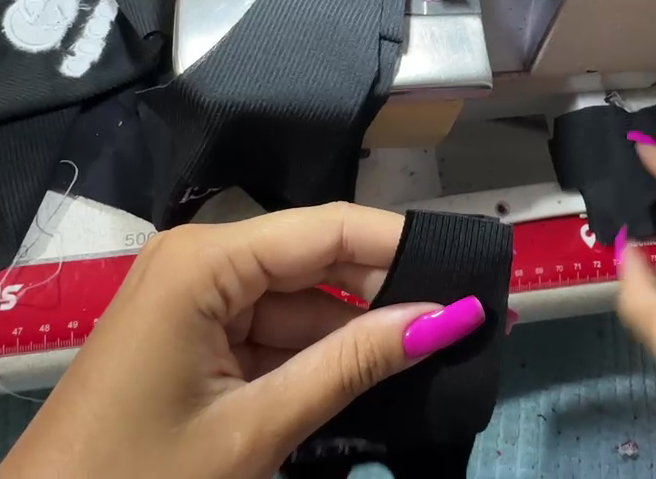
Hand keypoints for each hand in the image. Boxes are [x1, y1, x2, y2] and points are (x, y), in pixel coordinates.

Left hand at [0, 204, 485, 478]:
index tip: (465, 266)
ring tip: (424, 350)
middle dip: (378, 293)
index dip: (398, 244)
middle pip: (312, 259)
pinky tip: (363, 374)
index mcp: (207, 258)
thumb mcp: (256, 428)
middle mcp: (201, 256)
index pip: (327, 228)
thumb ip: (352, 365)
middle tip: (453, 318)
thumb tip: (444, 317)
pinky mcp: (189, 330)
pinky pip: (267, 327)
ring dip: (349, 330)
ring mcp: (192, 293)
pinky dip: (310, 353)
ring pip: (294, 298)